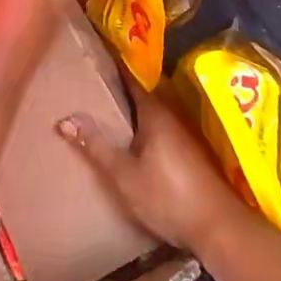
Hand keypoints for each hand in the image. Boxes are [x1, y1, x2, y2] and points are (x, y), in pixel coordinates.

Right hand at [59, 80, 247, 250]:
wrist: (216, 224)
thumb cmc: (167, 196)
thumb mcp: (124, 175)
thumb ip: (96, 146)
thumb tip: (65, 118)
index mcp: (155, 112)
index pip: (132, 80)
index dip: (115, 68)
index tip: (97, 57)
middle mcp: (172, 114)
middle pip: (144, 94)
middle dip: (123, 89)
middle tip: (96, 84)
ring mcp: (185, 131)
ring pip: (154, 111)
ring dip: (135, 109)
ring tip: (109, 108)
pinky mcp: (191, 150)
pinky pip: (163, 126)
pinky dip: (147, 125)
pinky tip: (134, 138)